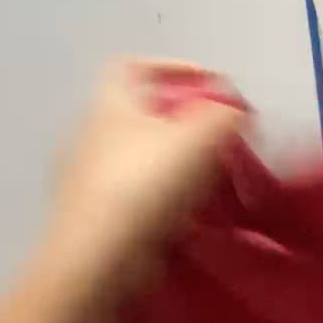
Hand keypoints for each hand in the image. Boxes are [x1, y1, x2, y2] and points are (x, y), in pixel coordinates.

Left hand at [39, 58, 246, 288]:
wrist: (100, 256)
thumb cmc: (148, 183)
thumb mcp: (203, 135)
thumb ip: (227, 114)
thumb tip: (235, 112)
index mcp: (110, 105)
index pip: (132, 66)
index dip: (175, 67)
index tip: (213, 87)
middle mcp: (91, 134)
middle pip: (143, 112)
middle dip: (188, 120)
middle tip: (224, 136)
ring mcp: (88, 176)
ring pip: (143, 153)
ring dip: (181, 159)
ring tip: (215, 176)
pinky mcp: (95, 213)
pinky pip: (139, 190)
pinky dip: (169, 192)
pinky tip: (193, 209)